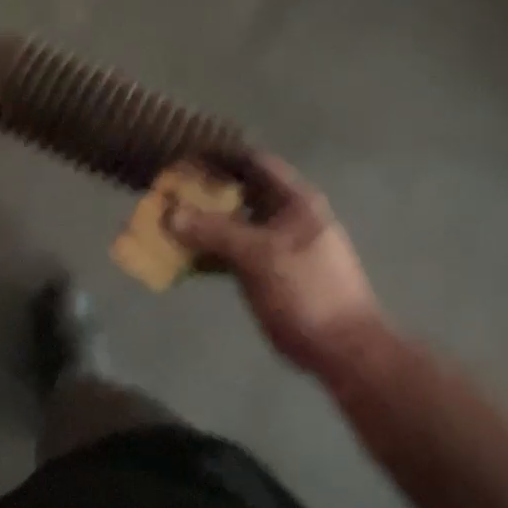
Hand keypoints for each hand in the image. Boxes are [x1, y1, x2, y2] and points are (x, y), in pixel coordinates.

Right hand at [166, 151, 385, 374]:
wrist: (343, 350)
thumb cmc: (308, 292)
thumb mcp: (258, 256)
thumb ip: (212, 230)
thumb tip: (169, 212)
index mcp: (294, 202)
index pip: (252, 162)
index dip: (218, 156)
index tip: (181, 157)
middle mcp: (285, 217)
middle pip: (238, 191)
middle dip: (201, 191)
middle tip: (164, 191)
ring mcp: (275, 245)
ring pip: (230, 223)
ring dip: (200, 222)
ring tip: (163, 220)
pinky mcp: (265, 272)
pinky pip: (229, 251)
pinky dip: (206, 250)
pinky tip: (179, 255)